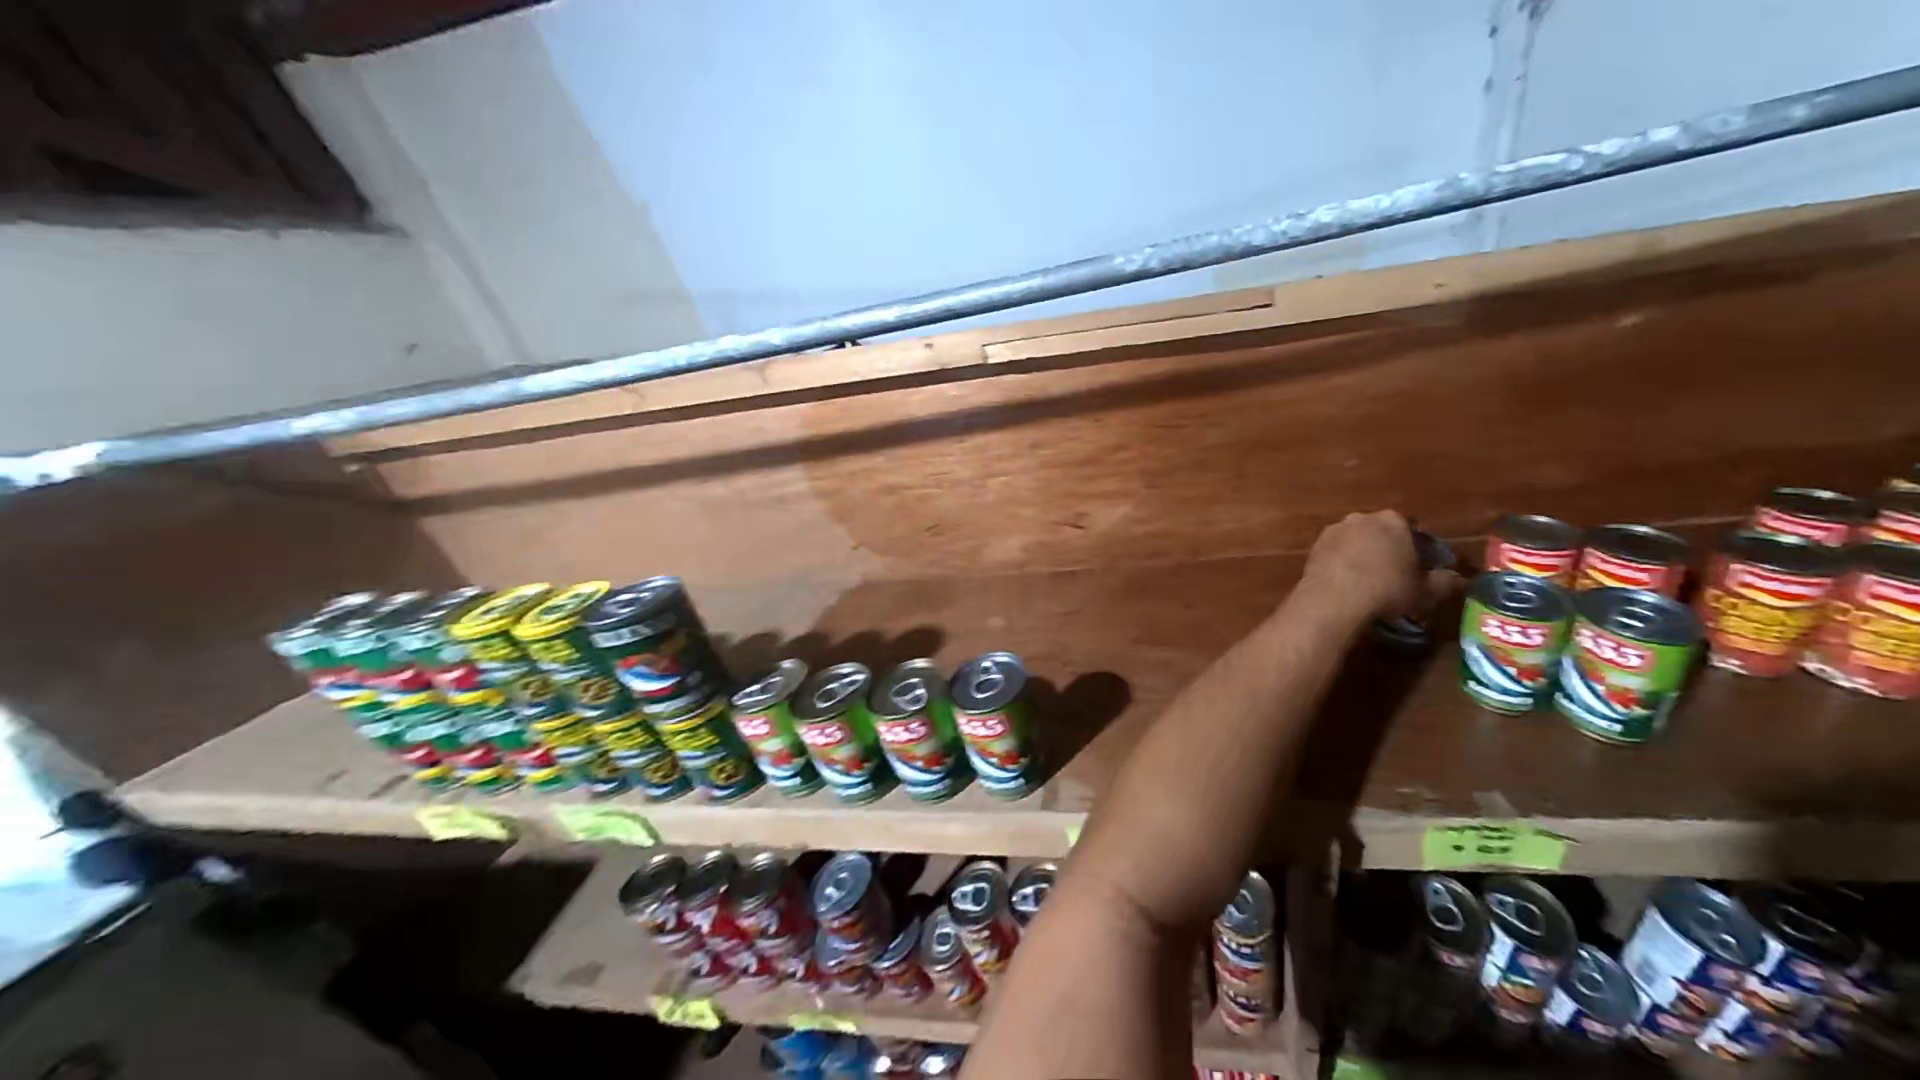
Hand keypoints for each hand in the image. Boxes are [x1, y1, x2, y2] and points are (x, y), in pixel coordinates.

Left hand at [1298, 510, 1459, 622]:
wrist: (1335, 597)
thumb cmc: (1387, 588)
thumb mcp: (1424, 590)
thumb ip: (1444, 582)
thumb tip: (1457, 579)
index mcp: (1393, 520)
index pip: (1412, 529)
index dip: (1417, 548)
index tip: (1419, 567)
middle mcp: (1361, 518)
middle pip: (1380, 532)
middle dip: (1386, 549)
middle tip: (1393, 574)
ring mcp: (1334, 530)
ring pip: (1354, 541)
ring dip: (1361, 555)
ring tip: (1366, 581)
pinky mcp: (1313, 547)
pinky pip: (1334, 553)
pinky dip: (1341, 564)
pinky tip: (1345, 583)